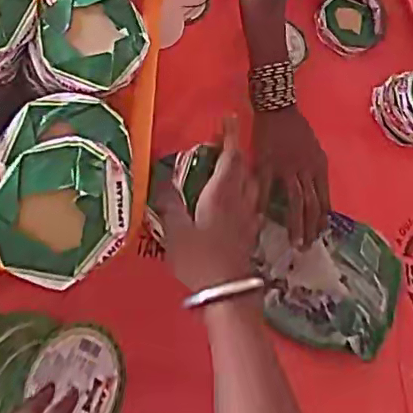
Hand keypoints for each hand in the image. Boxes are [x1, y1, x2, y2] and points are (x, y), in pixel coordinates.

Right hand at [152, 120, 261, 293]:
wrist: (228, 294)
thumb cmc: (200, 259)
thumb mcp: (176, 231)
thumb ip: (169, 203)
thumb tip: (159, 178)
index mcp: (221, 193)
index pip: (230, 156)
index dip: (230, 135)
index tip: (228, 118)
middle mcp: (239, 199)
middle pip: (242, 166)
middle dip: (234, 149)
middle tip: (220, 142)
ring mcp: (248, 215)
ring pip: (250, 182)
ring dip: (242, 168)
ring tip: (228, 166)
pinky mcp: (251, 231)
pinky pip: (252, 200)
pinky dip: (246, 190)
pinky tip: (238, 198)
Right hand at [251, 105, 329, 248]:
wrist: (277, 108)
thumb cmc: (296, 128)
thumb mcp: (313, 149)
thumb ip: (314, 171)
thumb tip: (314, 193)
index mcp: (319, 166)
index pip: (324, 199)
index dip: (322, 220)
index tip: (319, 236)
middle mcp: (306, 169)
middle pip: (312, 204)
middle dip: (311, 229)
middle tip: (307, 247)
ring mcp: (287, 167)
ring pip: (295, 201)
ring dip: (296, 224)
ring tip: (294, 242)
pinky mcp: (266, 163)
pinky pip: (265, 188)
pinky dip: (263, 205)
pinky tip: (261, 219)